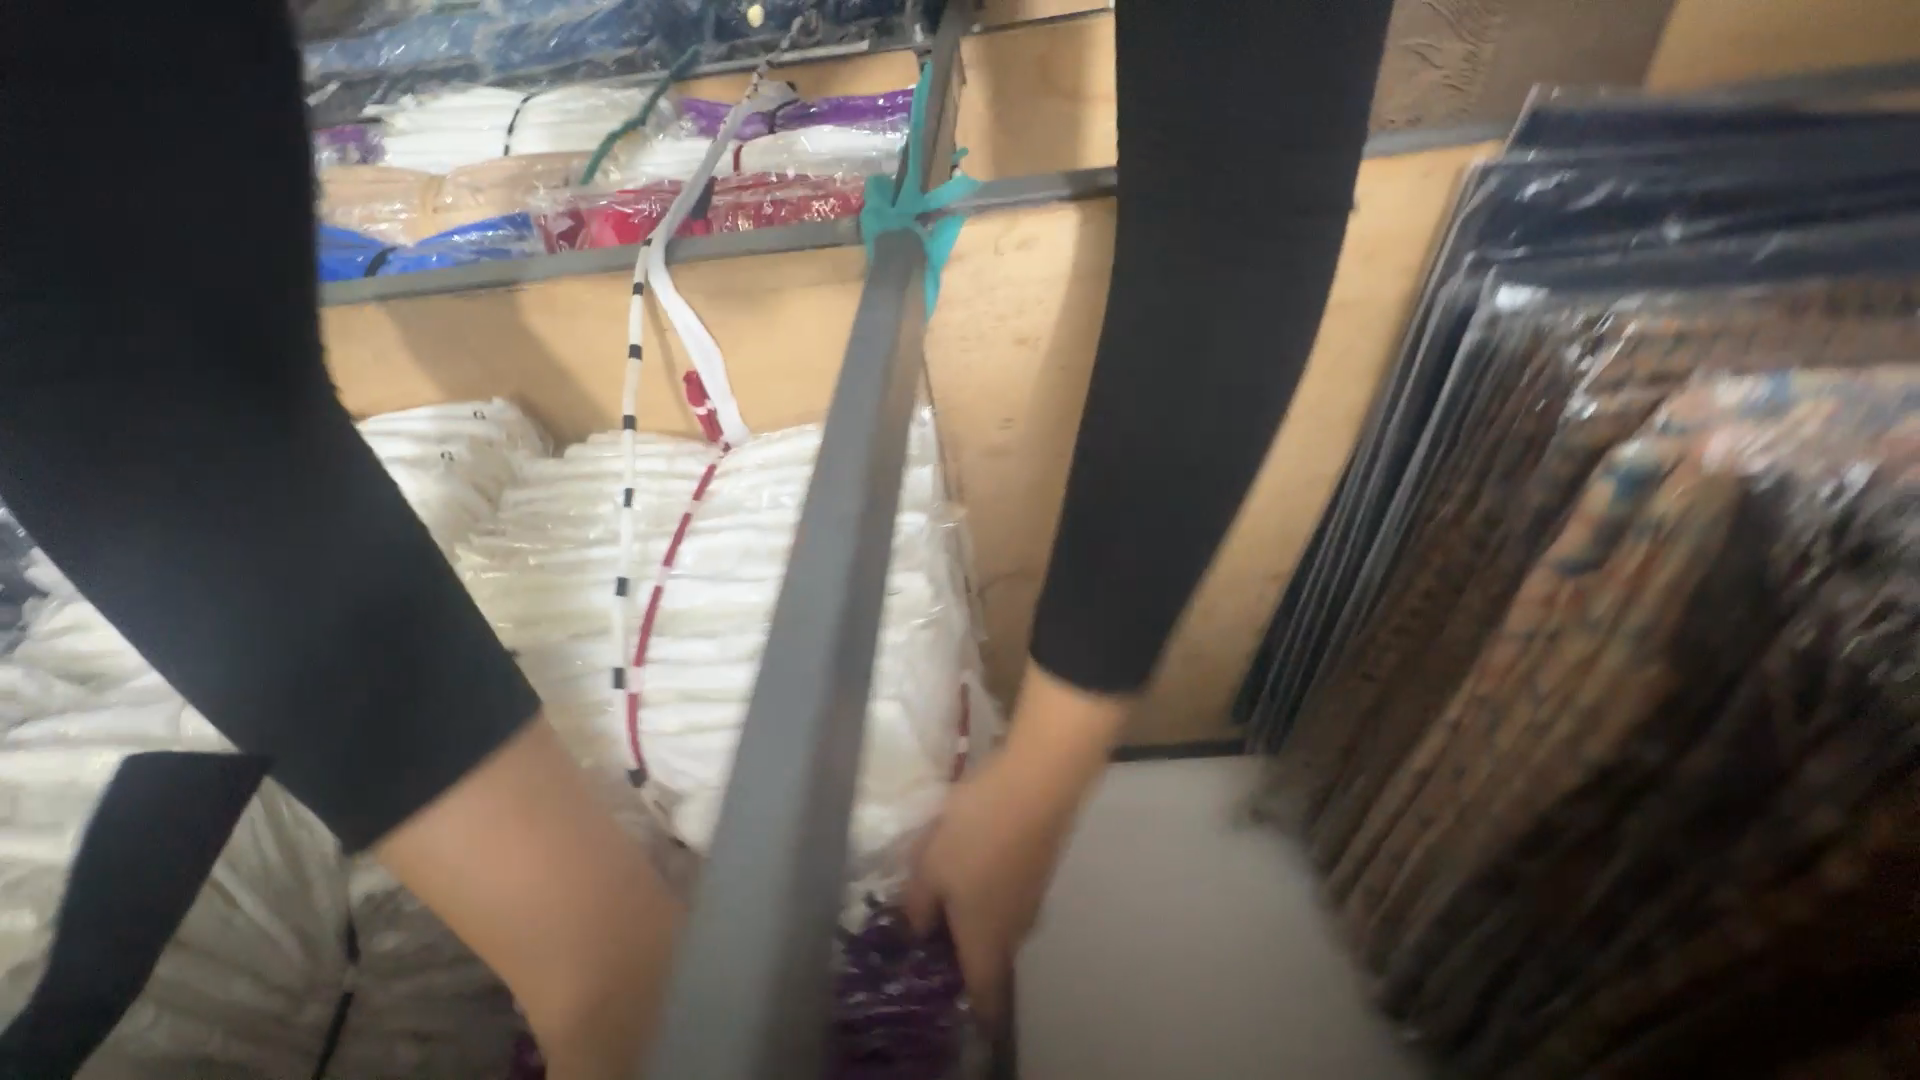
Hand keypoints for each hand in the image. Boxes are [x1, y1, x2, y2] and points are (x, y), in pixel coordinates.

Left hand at [902, 751, 1078, 1023]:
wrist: (1037, 784)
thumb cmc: (977, 833)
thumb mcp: (930, 867)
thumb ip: (918, 906)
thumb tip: (917, 931)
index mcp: (987, 944)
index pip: (985, 999)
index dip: (970, 1013)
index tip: (946, 1006)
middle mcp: (1016, 931)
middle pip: (990, 959)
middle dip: (961, 955)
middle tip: (925, 936)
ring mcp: (1033, 897)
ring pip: (998, 923)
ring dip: (973, 917)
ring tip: (940, 892)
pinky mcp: (1040, 867)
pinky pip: (1007, 893)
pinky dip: (987, 889)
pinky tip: (967, 859)